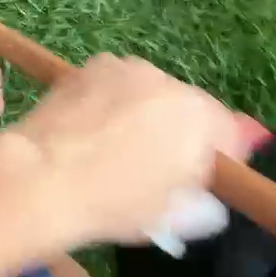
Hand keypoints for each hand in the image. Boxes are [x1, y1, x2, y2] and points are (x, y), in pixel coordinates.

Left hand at [0, 54, 251, 247]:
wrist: (46, 172)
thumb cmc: (117, 201)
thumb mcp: (178, 212)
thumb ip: (206, 192)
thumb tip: (208, 183)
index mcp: (198, 115)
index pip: (230, 130)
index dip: (219, 156)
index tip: (203, 177)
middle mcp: (165, 80)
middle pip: (189, 106)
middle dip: (181, 130)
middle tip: (161, 164)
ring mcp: (124, 66)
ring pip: (152, 90)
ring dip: (147, 110)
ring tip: (122, 144)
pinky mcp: (90, 64)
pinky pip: (117, 82)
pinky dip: (115, 98)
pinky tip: (97, 125)